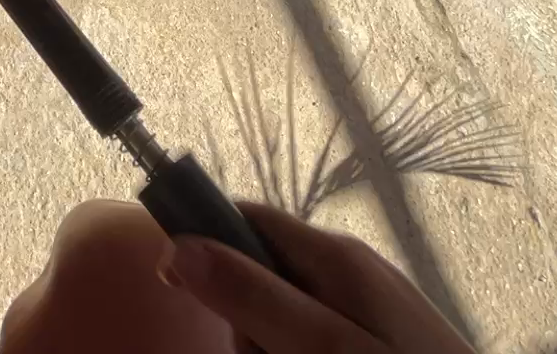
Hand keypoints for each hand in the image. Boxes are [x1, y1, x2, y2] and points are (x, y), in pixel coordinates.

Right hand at [160, 203, 472, 352]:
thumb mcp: (326, 350)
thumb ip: (254, 298)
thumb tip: (177, 246)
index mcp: (334, 254)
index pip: (242, 217)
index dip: (203, 243)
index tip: (178, 284)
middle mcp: (348, 269)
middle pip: (256, 271)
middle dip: (243, 318)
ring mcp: (367, 308)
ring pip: (281, 312)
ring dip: (268, 346)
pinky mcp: (379, 340)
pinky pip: (312, 336)